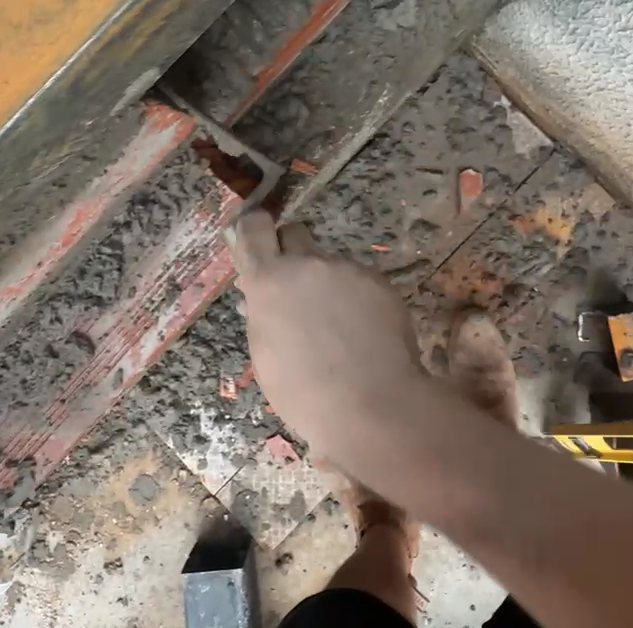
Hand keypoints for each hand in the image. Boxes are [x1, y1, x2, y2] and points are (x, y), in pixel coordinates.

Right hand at [226, 213, 428, 459]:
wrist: (372, 404)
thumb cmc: (305, 393)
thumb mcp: (266, 354)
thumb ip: (263, 312)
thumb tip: (258, 297)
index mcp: (269, 281)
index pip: (254, 228)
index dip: (255, 229)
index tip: (259, 238)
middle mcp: (308, 264)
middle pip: (295, 233)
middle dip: (293, 252)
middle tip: (298, 286)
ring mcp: (346, 269)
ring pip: (330, 264)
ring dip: (328, 283)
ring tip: (339, 326)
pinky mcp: (378, 281)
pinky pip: (360, 281)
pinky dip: (358, 298)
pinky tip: (365, 332)